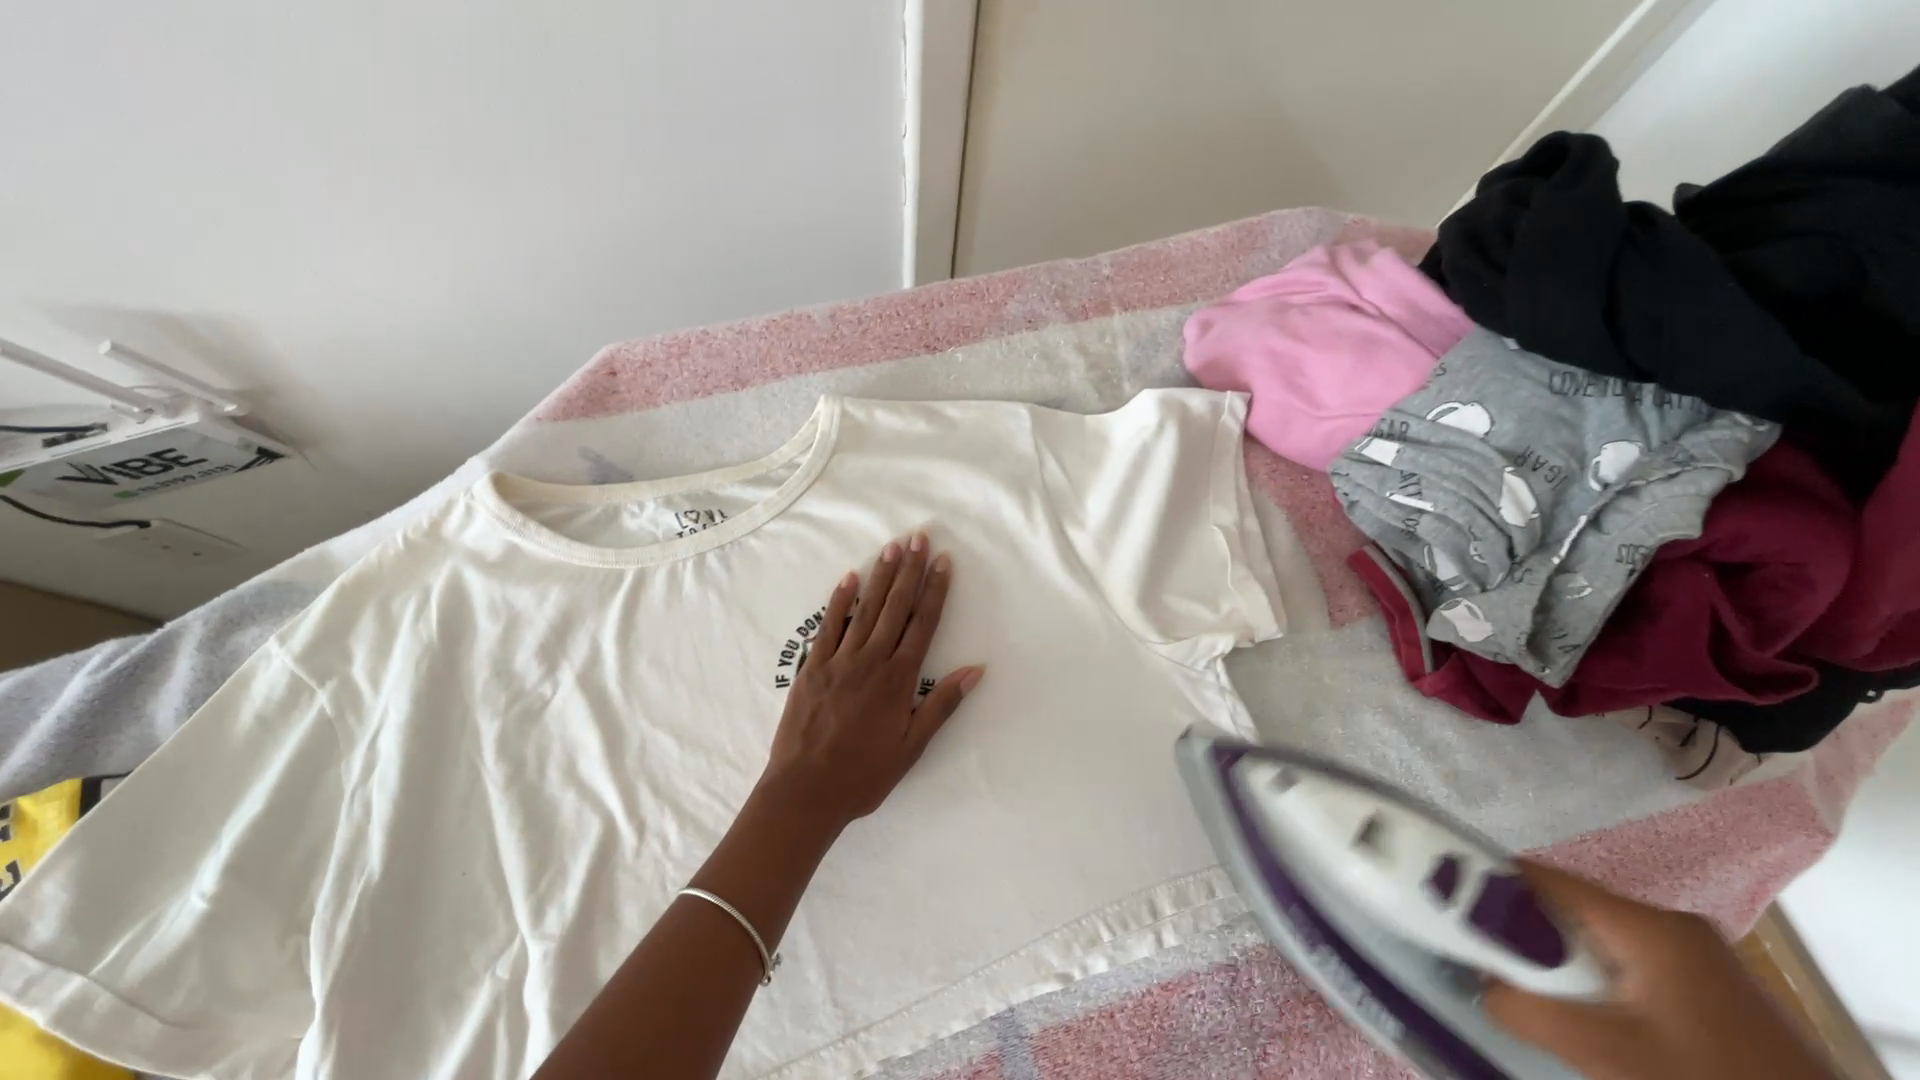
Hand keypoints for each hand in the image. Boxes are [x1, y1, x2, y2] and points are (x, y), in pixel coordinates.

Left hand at [757, 533, 982, 829]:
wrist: (804, 792)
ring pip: (864, 609)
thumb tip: (975, 671)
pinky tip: (849, 577)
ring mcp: (838, 661)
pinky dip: (839, 601)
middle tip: (919, 537)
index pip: (922, 624)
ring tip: (892, 547)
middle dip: (909, 571)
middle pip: (894, 607)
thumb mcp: (912, 747)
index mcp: (898, 680)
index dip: (934, 590)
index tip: (943, 562)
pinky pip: (828, 626)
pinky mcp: (811, 668)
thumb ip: (941, 705)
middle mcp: (870, 661)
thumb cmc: (864, 775)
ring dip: (880, 576)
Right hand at [1486, 862, 1838, 1079]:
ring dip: (1553, 959)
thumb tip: (1475, 979)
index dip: (1486, 885)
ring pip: (1592, 936)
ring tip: (1521, 988)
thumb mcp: (1604, 1053)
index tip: (1442, 905)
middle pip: (1565, 905)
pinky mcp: (1704, 985)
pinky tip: (1578, 1011)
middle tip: (1478, 958)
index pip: (1542, 877)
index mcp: (1646, 923)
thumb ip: (1524, 1009)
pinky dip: (1587, 976)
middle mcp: (1669, 923)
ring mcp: (1693, 953)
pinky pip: (1622, 960)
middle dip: (1518, 930)